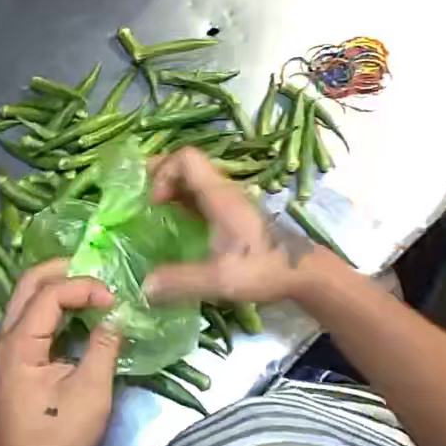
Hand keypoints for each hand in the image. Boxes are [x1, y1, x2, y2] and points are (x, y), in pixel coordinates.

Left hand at [0, 260, 121, 445]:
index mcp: (18, 346)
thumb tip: (119, 314)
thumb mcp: (91, 389)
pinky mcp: (16, 362)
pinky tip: (82, 312)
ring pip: (28, 299)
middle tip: (100, 270)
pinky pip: (33, 318)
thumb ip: (104, 344)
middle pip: (29, 285)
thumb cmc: (58, 437)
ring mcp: (7, 351)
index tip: (115, 301)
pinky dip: (57, 306)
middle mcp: (5, 341)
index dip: (85, 288)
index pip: (50, 294)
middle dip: (65, 270)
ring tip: (95, 287)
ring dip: (60, 286)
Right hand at [144, 146, 328, 304]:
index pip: (186, 158)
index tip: (155, 202)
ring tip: (153, 212)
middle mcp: (225, 192)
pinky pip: (202, 197)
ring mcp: (231, 202)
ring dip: (172, 189)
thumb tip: (144, 287)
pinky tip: (176, 224)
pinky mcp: (234, 215)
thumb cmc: (264, 268)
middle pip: (188, 165)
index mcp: (220, 196)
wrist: (303, 272)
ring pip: (195, 181)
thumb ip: (181, 281)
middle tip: (142, 201)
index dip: (163, 172)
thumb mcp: (220, 279)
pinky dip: (184, 202)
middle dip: (161, 176)